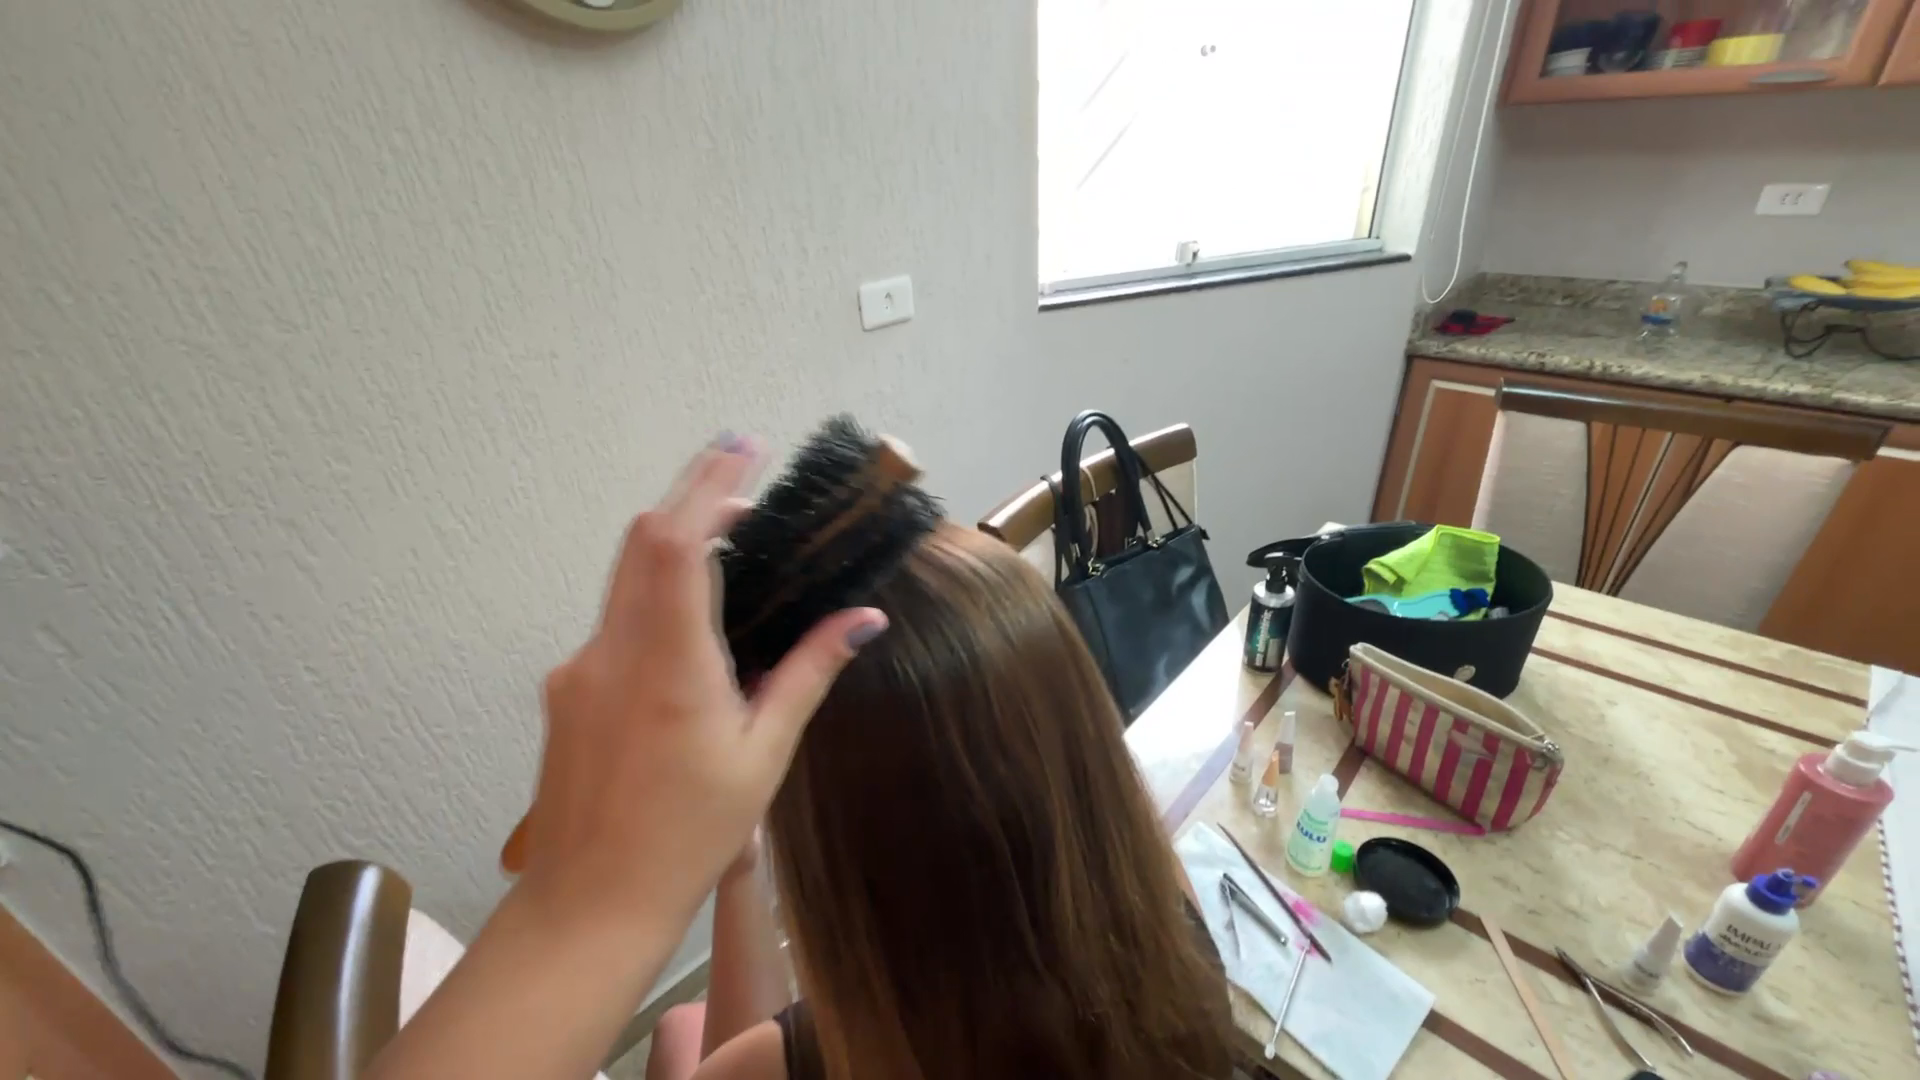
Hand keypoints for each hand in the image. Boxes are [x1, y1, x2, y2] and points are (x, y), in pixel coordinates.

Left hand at [517, 436, 886, 931]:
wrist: (589, 903)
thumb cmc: (689, 835)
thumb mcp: (764, 753)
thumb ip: (810, 671)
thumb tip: (864, 619)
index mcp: (669, 666)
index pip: (676, 545)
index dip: (709, 488)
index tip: (745, 449)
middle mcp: (612, 652)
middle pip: (641, 540)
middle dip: (693, 496)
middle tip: (746, 478)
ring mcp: (581, 667)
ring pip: (625, 574)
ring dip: (673, 542)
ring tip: (731, 542)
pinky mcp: (569, 686)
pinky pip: (616, 615)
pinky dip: (655, 592)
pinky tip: (694, 626)